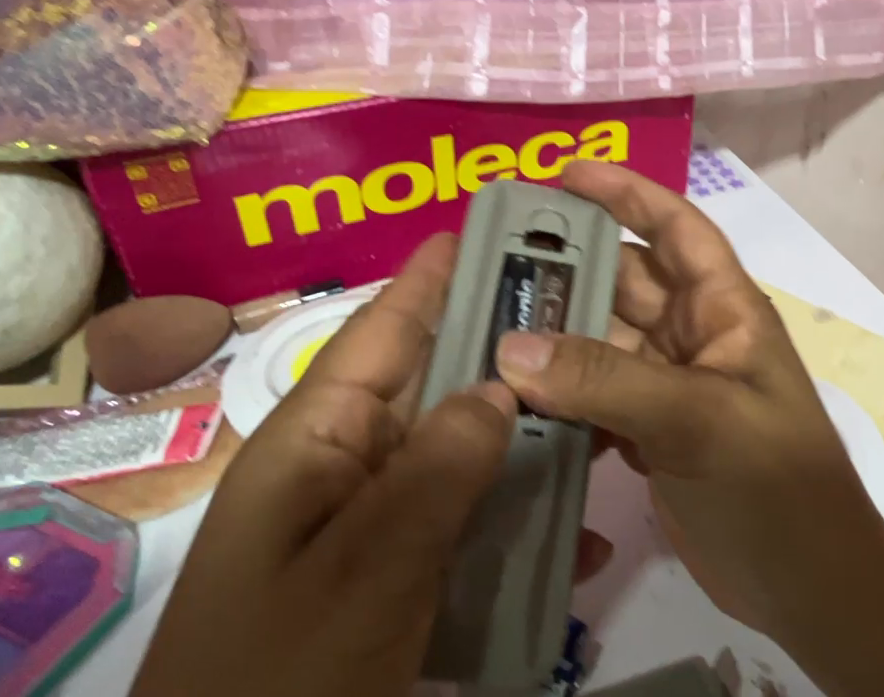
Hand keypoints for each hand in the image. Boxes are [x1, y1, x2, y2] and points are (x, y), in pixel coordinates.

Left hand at [130, 234, 608, 696]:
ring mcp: (370, 530)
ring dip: (528, 450)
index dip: (432, 279)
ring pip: (462, 463)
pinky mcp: (394, 582)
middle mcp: (343, 471)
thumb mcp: (362, 570)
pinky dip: (521, 531)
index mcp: (315, 442)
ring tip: (602, 425)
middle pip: (435, 392)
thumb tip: (501, 383)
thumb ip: (436, 469)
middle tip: (584, 328)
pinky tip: (583, 544)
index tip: (488, 232)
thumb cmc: (280, 678)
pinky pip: (467, 533)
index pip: (382, 334)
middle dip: (504, 360)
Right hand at [496, 163, 883, 696]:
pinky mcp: (651, 435)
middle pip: (625, 283)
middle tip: (487, 261)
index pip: (676, 228)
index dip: (627, 193)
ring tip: (480, 325)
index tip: (563, 175)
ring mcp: (671, 388)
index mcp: (725, 310)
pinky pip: (594, 397)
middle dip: (567, 267)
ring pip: (602, 342)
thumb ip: (608, 381)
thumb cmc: (776, 487)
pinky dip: (558, 396)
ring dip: (552, 335)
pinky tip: (509, 401)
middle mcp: (696, 337)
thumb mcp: (700, 420)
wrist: (810, 589)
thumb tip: (512, 345)